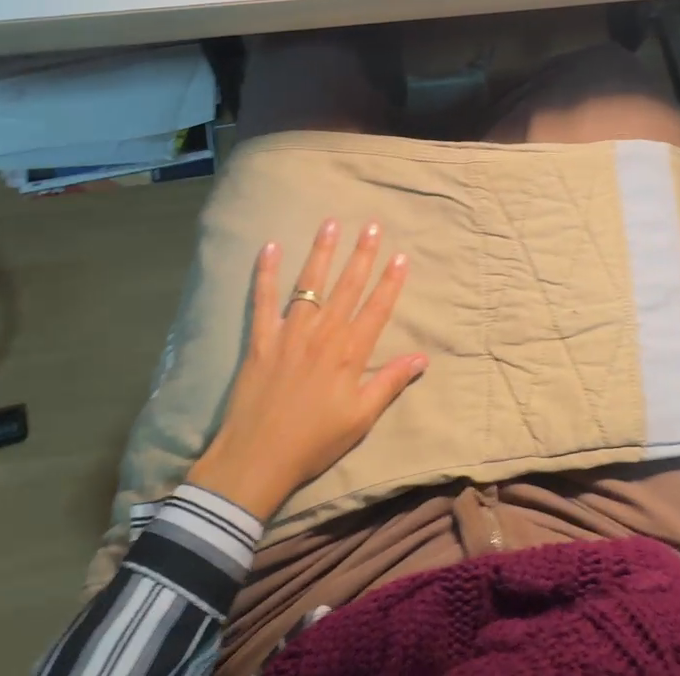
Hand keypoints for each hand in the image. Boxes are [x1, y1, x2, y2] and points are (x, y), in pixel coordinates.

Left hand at [186, 219, 427, 520]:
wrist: (258, 457)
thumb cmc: (315, 441)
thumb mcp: (361, 418)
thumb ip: (389, 383)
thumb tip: (422, 358)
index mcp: (349, 354)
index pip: (377, 309)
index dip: (391, 282)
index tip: (401, 256)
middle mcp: (322, 334)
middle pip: (347, 287)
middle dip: (362, 254)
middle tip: (371, 225)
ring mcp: (289, 333)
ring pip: (310, 284)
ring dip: (322, 253)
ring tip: (330, 223)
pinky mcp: (261, 338)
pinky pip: (263, 299)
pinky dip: (265, 273)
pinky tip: (270, 247)